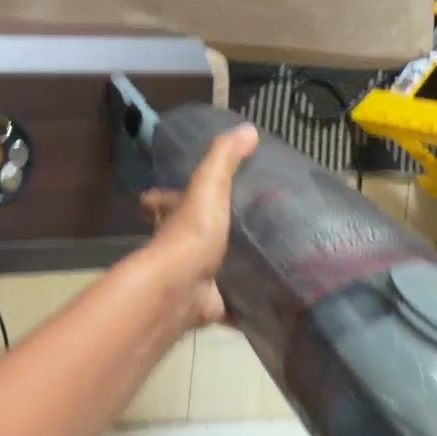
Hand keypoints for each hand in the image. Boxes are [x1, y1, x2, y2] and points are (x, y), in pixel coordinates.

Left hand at [139, 126, 257, 328]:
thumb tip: (248, 129)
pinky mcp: (210, 305)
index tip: (188, 194)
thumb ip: (224, 159)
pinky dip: (247, 306)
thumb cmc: (192, 232)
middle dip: (209, 234)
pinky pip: (233, 306)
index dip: (168, 196)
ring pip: (213, 270)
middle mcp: (178, 246)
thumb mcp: (208, 186)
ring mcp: (193, 277)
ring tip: (269, 261)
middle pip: (191, 236)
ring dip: (232, 268)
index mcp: (173, 216)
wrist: (182, 287)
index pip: (164, 200)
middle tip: (246, 230)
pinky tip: (272, 303)